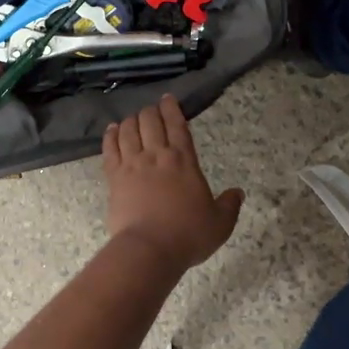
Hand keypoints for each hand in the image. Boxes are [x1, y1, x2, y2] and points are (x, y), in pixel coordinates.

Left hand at [102, 95, 244, 271]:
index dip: (172, 108)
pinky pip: (110, 148)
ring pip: (128, 130)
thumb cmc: (188, 235)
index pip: (177, 124)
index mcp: (184, 160)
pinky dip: (110, 135)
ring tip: (133, 118)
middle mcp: (156, 155)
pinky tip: (112, 130)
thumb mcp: (220, 223)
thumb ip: (229, 205)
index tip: (168, 98)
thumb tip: (238, 193)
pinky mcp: (114, 177)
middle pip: (149, 121)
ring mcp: (132, 164)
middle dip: (150, 111)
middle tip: (151, 110)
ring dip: (131, 120)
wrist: (149, 249)